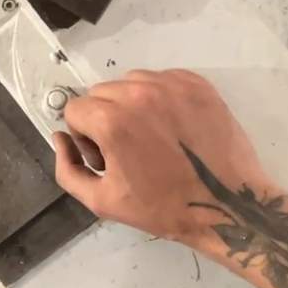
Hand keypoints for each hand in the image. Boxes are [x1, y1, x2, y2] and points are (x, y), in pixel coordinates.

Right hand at [52, 69, 275, 247]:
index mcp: (112, 120)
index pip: (75, 109)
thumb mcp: (101, 201)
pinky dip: (159, 99)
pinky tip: (172, 128)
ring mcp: (171, 86)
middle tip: (127, 151)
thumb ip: (68, 168)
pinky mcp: (196, 84)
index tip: (105, 158)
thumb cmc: (163, 207)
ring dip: (131, 105)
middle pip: (101, 93)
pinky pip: (162, 80)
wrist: (227, 206)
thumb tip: (60, 139)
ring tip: (151, 137)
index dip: (83, 137)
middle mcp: (139, 93)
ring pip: (130, 83)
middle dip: (104, 119)